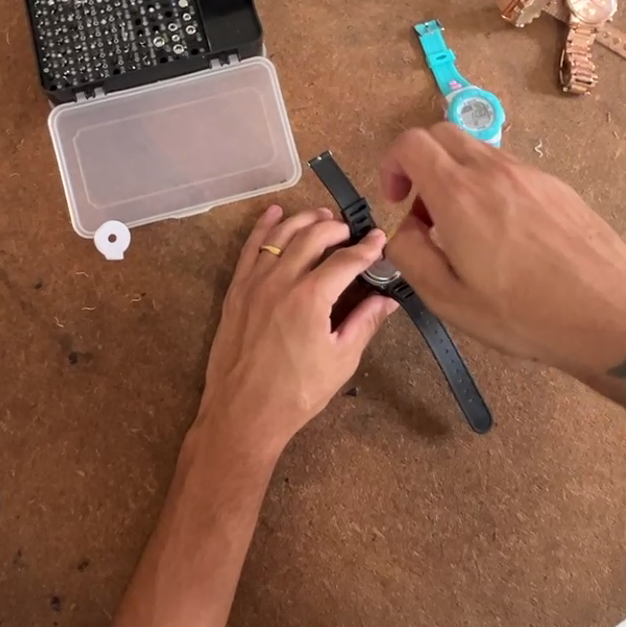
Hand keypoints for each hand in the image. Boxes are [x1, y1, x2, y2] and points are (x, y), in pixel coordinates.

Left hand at [194, 205, 397, 460]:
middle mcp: (281, 280)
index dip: (367, 248)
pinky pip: (250, 248)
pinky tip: (274, 213)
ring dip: (304, 220)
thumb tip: (389, 299)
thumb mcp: (341, 361)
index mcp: (311, 297)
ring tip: (322, 216)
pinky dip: (264, 226)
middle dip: (336, 228)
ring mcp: (254, 282)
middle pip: (313, 237)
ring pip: (281, 235)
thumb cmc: (297, 393)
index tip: (380, 240)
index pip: (346, 260)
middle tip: (352, 231)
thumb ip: (365, 323)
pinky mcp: (236, 289)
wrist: (243, 413)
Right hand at [378, 123, 625, 379]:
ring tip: (466, 229)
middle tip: (424, 210)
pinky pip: (508, 170)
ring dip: (456, 176)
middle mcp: (493, 171)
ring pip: (477, 151)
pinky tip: (506, 235)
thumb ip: (409, 254)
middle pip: (442, 134)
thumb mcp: (447, 299)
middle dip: (421, 163)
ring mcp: (530, 174)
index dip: (392, 164)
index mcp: (459, 194)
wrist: (613, 316)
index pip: (411, 143)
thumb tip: (405, 227)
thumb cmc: (524, 314)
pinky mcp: (557, 186)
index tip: (397, 200)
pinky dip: (489, 186)